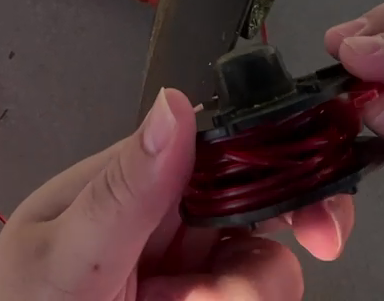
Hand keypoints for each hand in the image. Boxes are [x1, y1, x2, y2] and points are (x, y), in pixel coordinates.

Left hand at [0, 87, 354, 300]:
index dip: (277, 159)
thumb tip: (175, 102)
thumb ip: (124, 189)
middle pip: (256, 210)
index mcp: (137, 176)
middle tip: (300, 259)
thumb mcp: (64, 253)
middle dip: (281, 238)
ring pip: (259, 269)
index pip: (221, 146)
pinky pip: (239, 300)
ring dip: (248, 292)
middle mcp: (168, 218)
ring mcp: (182, 274)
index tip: (319, 199)